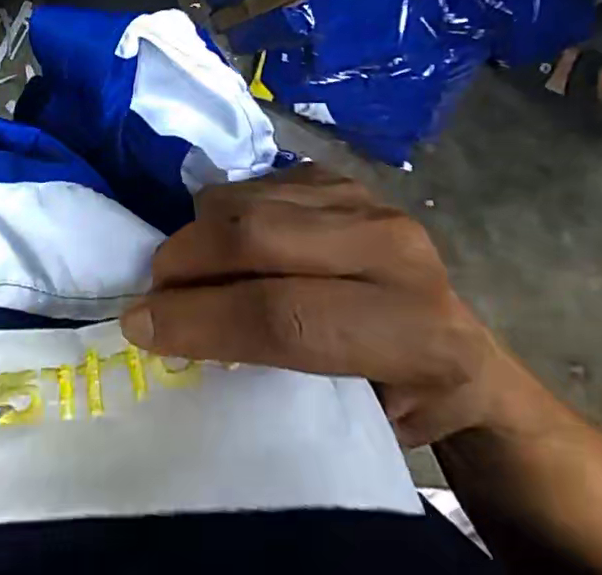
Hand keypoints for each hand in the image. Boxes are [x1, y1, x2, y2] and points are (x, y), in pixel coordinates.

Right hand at [121, 163, 530, 445]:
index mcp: (408, 330)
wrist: (459, 340)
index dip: (201, 319)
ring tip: (184, 267)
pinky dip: (225, 209)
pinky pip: (261, 180)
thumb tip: (181, 332)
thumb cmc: (407, 400)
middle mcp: (392, 249)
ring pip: (253, 199)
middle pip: (260, 237)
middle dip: (188, 260)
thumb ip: (280, 379)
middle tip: (154, 290)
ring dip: (199, 230)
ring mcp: (368, 201)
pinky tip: (224, 241)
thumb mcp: (358, 423)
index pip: (283, 316)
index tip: (142, 327)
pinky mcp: (345, 178)